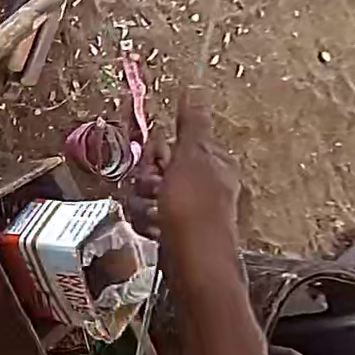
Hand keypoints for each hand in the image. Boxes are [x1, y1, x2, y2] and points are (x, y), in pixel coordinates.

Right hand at [128, 91, 243, 296]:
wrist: (195, 267)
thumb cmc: (193, 209)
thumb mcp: (191, 158)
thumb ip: (191, 124)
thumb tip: (195, 88)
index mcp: (212, 164)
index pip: (171, 146)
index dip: (157, 154)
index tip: (156, 165)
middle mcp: (204, 185)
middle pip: (158, 170)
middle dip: (146, 181)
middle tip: (152, 191)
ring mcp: (190, 211)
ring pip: (150, 196)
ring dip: (142, 205)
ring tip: (150, 216)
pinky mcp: (176, 233)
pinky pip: (150, 219)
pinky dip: (147, 224)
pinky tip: (152, 231)